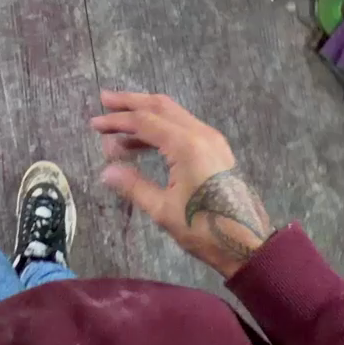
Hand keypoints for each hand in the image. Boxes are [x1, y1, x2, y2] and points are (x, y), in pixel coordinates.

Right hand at [89, 90, 274, 278]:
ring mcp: (211, 139)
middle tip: (105, 100)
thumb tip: (106, 171)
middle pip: (160, 106)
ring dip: (145, 113)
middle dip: (131, 102)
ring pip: (173, 113)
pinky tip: (142, 142)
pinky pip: (183, 126)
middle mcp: (200, 133)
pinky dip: (160, 127)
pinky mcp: (215, 149)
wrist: (249, 244)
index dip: (117, 120)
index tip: (95, 123)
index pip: (145, 121)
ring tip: (118, 123)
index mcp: (186, 145)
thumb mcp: (164, 210)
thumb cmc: (204, 229)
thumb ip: (134, 185)